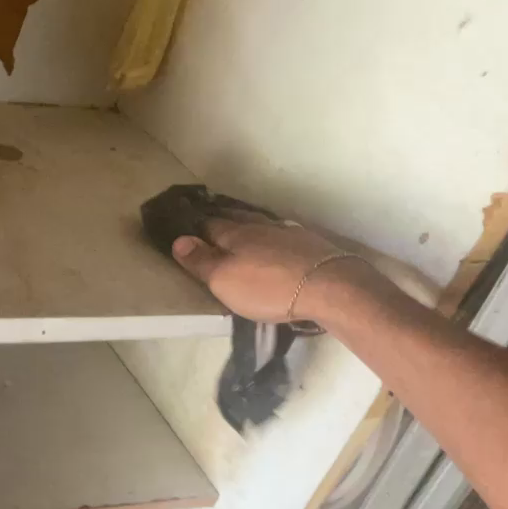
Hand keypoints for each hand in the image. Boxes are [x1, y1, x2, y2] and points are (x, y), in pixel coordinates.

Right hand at [171, 217, 385, 324]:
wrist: (329, 288)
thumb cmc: (267, 287)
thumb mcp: (224, 280)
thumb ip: (201, 261)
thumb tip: (179, 239)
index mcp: (237, 235)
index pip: (210, 225)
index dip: (197, 227)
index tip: (186, 226)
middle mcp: (262, 228)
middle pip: (237, 221)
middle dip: (223, 222)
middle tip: (211, 222)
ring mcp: (288, 234)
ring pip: (262, 227)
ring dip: (249, 228)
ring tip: (240, 232)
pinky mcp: (310, 247)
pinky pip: (282, 238)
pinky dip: (271, 240)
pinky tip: (273, 246)